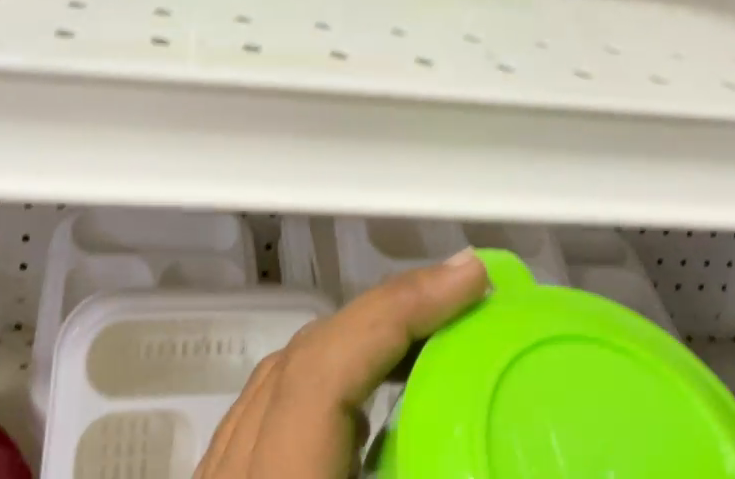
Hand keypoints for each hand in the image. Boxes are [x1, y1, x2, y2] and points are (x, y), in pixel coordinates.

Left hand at [194, 251, 490, 478]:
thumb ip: (440, 463)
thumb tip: (515, 439)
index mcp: (278, 478)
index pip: (325, 366)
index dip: (398, 308)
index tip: (471, 277)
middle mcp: (234, 468)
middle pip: (305, 356)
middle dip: (389, 314)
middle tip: (467, 299)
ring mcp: (220, 474)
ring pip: (284, 376)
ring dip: (360, 343)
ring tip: (432, 339)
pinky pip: (273, 411)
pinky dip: (331, 384)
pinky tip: (374, 404)